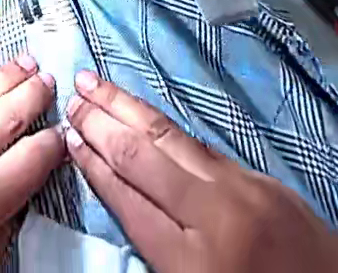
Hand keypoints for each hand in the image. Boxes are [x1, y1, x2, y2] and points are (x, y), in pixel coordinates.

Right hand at [63, 70, 337, 272]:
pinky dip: (165, 127)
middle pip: (142, 156)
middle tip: (71, 95)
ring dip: (126, 108)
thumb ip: (160, 249)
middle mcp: (218, 218)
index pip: (128, 199)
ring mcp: (247, 193)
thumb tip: (123, 194)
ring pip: (170, 138)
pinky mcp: (269, 183)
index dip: (94, 165)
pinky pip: (203, 147)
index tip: (68, 137)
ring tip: (93, 83)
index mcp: (198, 264)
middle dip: (101, 122)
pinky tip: (145, 114)